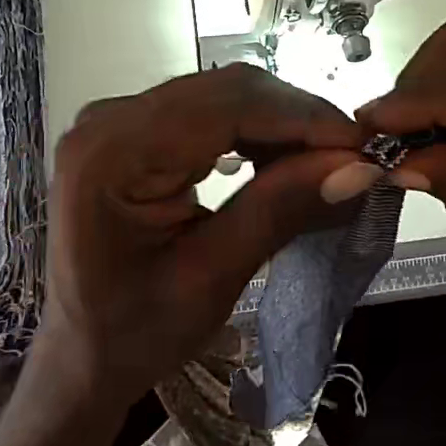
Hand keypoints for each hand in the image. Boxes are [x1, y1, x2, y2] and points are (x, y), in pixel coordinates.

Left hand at [35, 65, 369, 407]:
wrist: (81, 354)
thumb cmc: (135, 333)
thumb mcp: (211, 278)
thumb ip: (278, 210)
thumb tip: (357, 165)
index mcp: (110, 155)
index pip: (226, 107)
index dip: (302, 118)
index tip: (364, 146)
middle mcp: (109, 119)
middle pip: (227, 91)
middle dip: (299, 119)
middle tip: (354, 158)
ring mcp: (120, 119)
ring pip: (226, 95)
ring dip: (284, 123)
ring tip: (327, 162)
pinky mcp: (136, 130)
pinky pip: (212, 112)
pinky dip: (259, 131)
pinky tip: (285, 160)